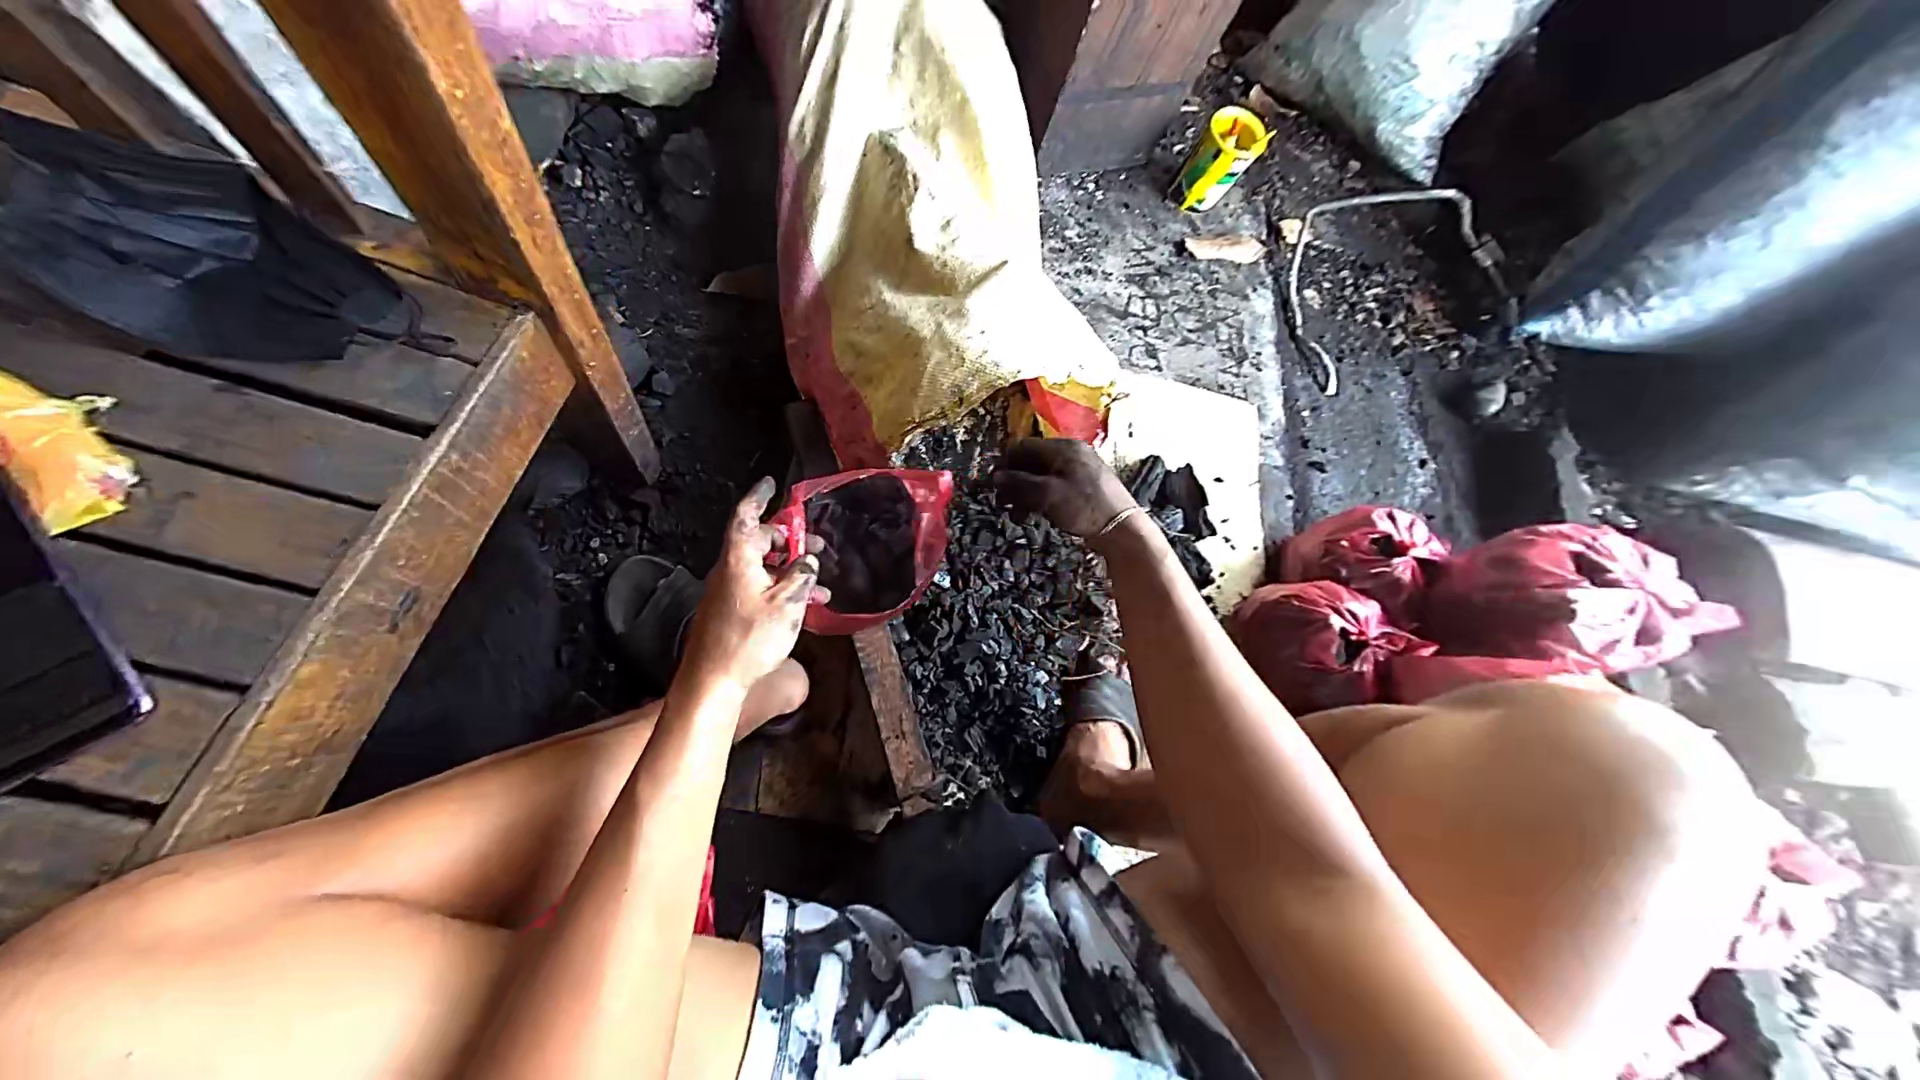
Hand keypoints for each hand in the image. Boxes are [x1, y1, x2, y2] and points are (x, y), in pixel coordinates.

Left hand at [679, 478, 829, 690]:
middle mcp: (729, 570)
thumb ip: (802, 576)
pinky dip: (781, 589)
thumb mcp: (787, 604)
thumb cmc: (748, 640)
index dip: (759, 497)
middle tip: (814, 544)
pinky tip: (803, 605)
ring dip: (790, 570)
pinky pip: (759, 587)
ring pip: (762, 567)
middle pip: (758, 541)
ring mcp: (728, 591)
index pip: (746, 516)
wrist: (714, 681)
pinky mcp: (730, 610)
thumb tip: (808, 561)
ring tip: (818, 585)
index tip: (770, 484)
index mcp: (738, 560)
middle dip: (788, 539)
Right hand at [992, 438, 1137, 540]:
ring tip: (1017, 514)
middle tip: (1002, 503)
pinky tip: (1034, 514)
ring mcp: (1078, 469)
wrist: (1121, 528)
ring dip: (1025, 493)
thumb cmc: (1083, 507)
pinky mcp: (1083, 486)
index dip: (1005, 464)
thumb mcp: (1047, 494)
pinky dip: (1040, 498)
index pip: (1023, 446)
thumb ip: (1019, 483)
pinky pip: (1054, 485)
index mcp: (1062, 448)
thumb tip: (995, 476)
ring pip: (1042, 476)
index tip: (993, 484)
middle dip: (1014, 482)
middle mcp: (1070, 453)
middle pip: (1031, 461)